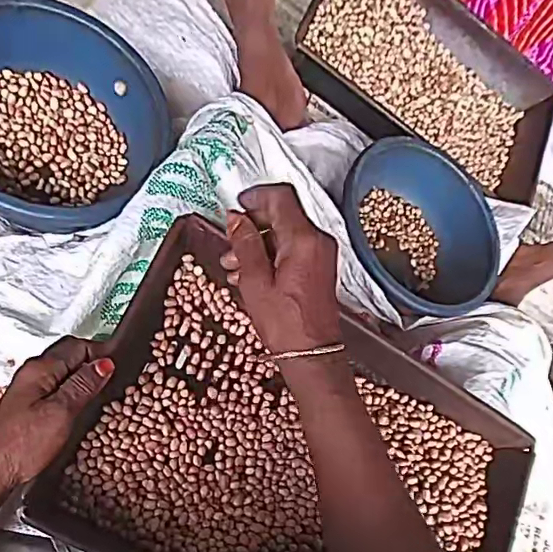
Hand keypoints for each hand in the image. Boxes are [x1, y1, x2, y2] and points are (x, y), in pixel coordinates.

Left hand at [0, 337, 113, 494]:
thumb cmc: (21, 445)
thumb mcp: (61, 412)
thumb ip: (83, 385)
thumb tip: (104, 364)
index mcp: (40, 369)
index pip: (77, 346)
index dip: (101, 352)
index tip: (121, 363)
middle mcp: (31, 375)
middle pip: (68, 356)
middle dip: (93, 361)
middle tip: (116, 376)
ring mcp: (28, 392)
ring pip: (62, 374)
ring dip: (83, 377)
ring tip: (104, 391)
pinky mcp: (27, 409)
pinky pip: (55, 390)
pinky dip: (72, 392)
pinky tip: (81, 406)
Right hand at [221, 183, 341, 352]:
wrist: (311, 355)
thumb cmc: (285, 326)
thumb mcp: (255, 283)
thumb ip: (245, 245)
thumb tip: (237, 220)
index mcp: (304, 241)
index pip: (281, 197)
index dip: (255, 196)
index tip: (237, 205)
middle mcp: (318, 242)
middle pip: (284, 214)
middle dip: (254, 224)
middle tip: (231, 241)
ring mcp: (322, 254)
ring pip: (286, 233)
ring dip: (259, 242)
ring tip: (235, 264)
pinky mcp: (320, 268)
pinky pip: (294, 249)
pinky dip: (272, 254)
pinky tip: (251, 274)